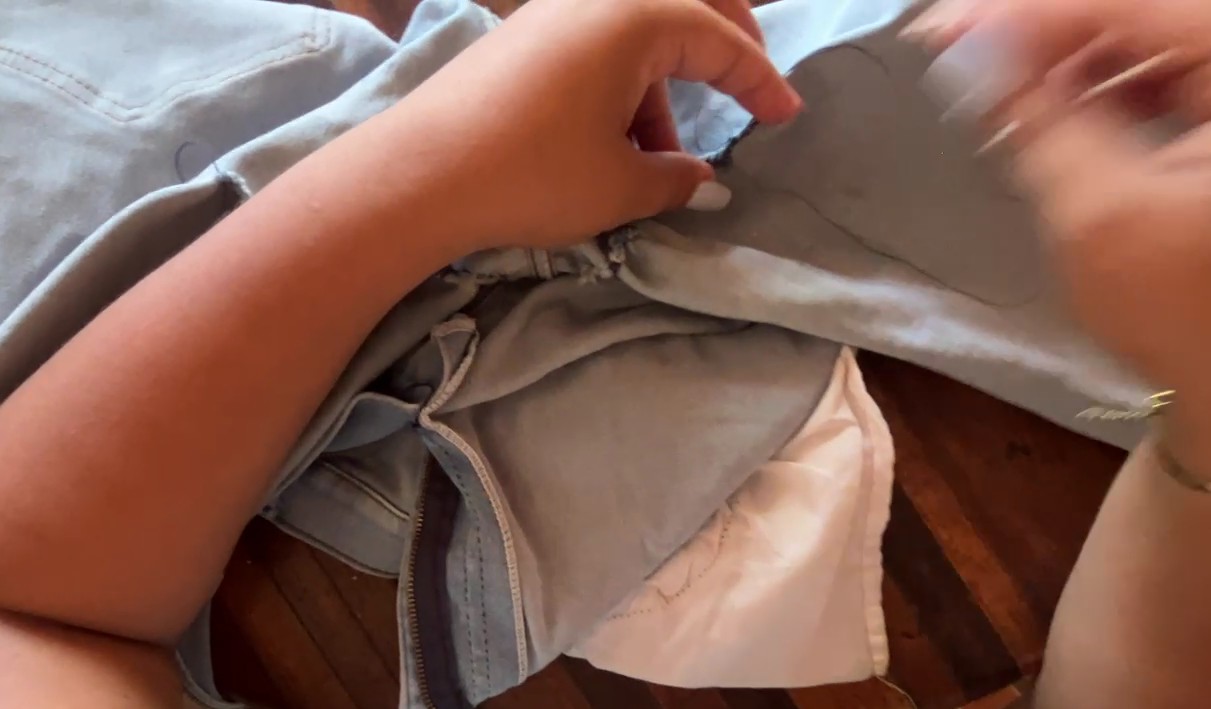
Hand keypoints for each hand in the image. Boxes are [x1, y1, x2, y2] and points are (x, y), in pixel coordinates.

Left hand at [367, 0, 801, 253]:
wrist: (424, 174)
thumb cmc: (533, 176)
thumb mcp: (618, 188)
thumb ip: (675, 181)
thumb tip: (705, 184)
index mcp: (638, 14)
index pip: (721, 40)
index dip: (760, 82)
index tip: (786, 116)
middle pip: (684, 8)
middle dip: (722, 51)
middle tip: (744, 93)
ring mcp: (554, 13)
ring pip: (632, 39)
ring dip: (659, 91)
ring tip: (655, 160)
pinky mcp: (521, 42)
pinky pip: (592, 52)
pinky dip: (617, 90)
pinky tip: (608, 143)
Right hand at [914, 0, 1210, 479]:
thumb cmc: (1196, 314)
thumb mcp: (1100, 215)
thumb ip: (1037, 117)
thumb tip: (966, 51)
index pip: (1138, 2)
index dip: (1023, 17)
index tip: (933, 28)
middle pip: (1168, 3)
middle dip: (1058, 29)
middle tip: (965, 55)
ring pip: (1185, 22)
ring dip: (1091, 52)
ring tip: (1010, 94)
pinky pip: (1210, 51)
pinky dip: (1135, 73)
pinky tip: (1074, 105)